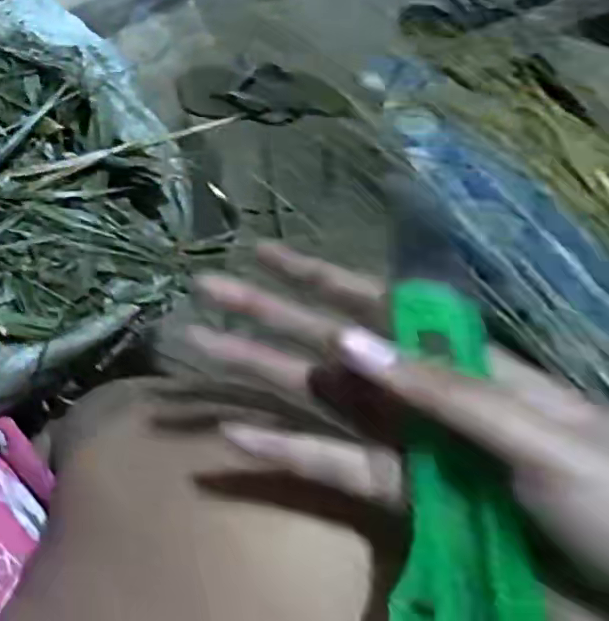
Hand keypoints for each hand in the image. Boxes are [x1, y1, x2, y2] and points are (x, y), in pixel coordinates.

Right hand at [188, 241, 608, 588]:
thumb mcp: (554, 446)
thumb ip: (443, 391)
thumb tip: (340, 336)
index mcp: (477, 374)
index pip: (384, 308)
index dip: (321, 278)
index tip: (262, 252)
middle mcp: (433, 401)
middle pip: (334, 345)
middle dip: (268, 313)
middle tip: (205, 287)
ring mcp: (416, 449)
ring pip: (319, 396)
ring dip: (256, 369)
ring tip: (196, 342)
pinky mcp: (407, 498)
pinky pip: (334, 465)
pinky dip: (284, 450)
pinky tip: (236, 436)